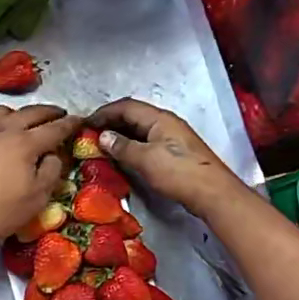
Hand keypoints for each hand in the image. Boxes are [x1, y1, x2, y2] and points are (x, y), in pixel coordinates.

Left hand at [0, 105, 81, 246]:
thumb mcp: (37, 198)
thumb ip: (52, 171)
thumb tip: (54, 155)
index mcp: (26, 143)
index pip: (56, 128)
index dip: (71, 124)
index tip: (80, 120)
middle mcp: (2, 129)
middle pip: (31, 113)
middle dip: (49, 112)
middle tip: (59, 114)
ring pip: (2, 110)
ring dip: (18, 113)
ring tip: (23, 121)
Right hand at [87, 99, 248, 218]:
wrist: (212, 192)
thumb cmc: (179, 172)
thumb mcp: (145, 159)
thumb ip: (122, 147)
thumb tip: (103, 137)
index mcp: (159, 118)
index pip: (125, 106)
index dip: (104, 112)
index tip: (86, 123)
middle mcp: (166, 123)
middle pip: (133, 115)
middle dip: (111, 122)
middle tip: (91, 134)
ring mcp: (172, 138)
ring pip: (140, 130)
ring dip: (121, 135)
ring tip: (102, 145)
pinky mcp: (175, 153)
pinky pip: (147, 142)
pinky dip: (132, 146)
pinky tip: (123, 157)